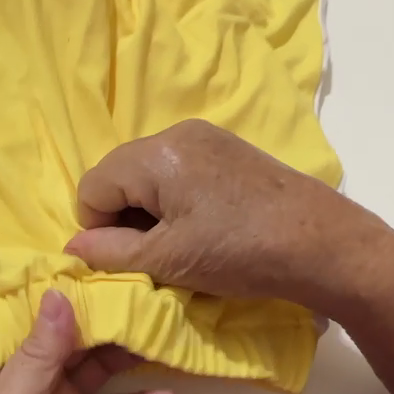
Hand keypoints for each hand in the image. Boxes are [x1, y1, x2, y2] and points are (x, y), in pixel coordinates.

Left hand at [0, 290, 174, 393]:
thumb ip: (40, 353)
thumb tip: (59, 294)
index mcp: (8, 367)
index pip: (44, 323)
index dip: (75, 298)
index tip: (114, 269)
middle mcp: (37, 382)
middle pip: (80, 344)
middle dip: (112, 324)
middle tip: (155, 298)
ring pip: (103, 374)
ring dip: (132, 359)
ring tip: (168, 339)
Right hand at [63, 119, 393, 320]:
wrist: (322, 245)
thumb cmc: (238, 252)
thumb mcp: (166, 259)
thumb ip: (109, 253)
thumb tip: (71, 249)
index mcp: (156, 154)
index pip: (92, 186)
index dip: (97, 228)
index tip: (127, 258)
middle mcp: (177, 133)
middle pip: (118, 177)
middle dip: (122, 219)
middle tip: (153, 256)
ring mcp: (206, 140)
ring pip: (147, 178)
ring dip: (148, 215)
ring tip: (180, 246)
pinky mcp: (228, 154)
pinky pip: (176, 176)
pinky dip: (173, 206)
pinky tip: (202, 231)